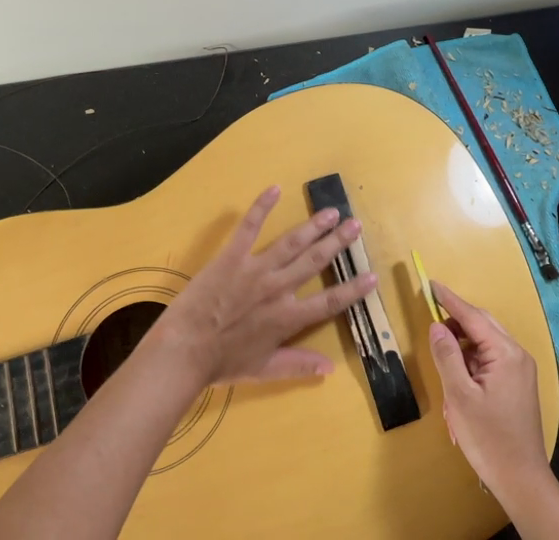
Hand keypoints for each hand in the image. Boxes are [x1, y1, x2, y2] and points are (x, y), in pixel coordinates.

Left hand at [143, 186, 378, 386]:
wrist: (185, 350)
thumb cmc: (222, 363)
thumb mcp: (264, 370)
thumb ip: (298, 366)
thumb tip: (331, 369)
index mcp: (287, 318)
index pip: (329, 303)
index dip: (353, 290)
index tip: (373, 275)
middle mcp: (278, 289)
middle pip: (314, 262)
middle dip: (337, 243)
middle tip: (356, 225)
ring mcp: (255, 269)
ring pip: (291, 243)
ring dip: (313, 226)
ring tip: (332, 212)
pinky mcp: (232, 256)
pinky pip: (249, 228)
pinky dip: (261, 207)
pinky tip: (274, 189)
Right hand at [426, 283, 549, 495]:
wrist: (521, 479)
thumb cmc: (488, 437)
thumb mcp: (459, 396)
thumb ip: (447, 356)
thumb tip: (437, 326)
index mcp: (505, 353)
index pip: (473, 316)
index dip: (450, 300)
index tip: (431, 284)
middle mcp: (517, 355)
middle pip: (482, 325)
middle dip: (456, 320)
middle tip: (431, 320)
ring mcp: (520, 370)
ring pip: (486, 342)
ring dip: (463, 344)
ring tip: (441, 355)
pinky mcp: (517, 385)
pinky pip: (491, 359)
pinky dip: (472, 360)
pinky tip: (458, 376)